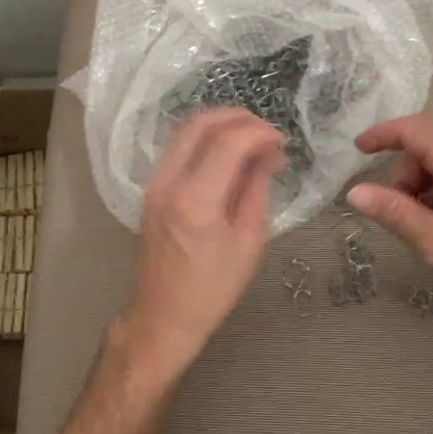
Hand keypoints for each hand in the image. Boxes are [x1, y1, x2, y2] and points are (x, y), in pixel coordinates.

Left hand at [115, 108, 282, 375]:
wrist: (163, 315)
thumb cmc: (212, 289)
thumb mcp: (248, 241)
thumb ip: (257, 189)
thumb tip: (268, 154)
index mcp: (196, 200)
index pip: (230, 141)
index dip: (261, 132)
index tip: (282, 142)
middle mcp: (168, 182)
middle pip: (201, 123)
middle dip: (239, 118)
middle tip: (268, 133)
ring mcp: (154, 183)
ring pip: (185, 130)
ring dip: (220, 125)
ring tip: (251, 140)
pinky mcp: (150, 189)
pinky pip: (177, 147)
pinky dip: (204, 140)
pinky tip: (228, 154)